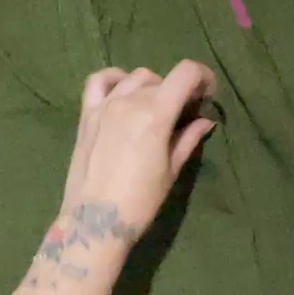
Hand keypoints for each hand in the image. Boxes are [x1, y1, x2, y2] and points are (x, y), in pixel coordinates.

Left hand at [60, 62, 217, 237]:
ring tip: (156, 108)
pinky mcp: (86, 115)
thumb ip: (188, 139)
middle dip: (179, 90)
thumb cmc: (139, 201)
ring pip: (134, 78)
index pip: (186, 73)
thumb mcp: (171, 171)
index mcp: (155, 113)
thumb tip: (205, 121)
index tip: (207, 96)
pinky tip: (123, 92)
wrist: (95, 221)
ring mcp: (105, 106)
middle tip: (185, 113)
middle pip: (162, 79)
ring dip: (152, 87)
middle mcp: (129, 101)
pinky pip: (98, 81)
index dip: (203, 77)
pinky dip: (115, 79)